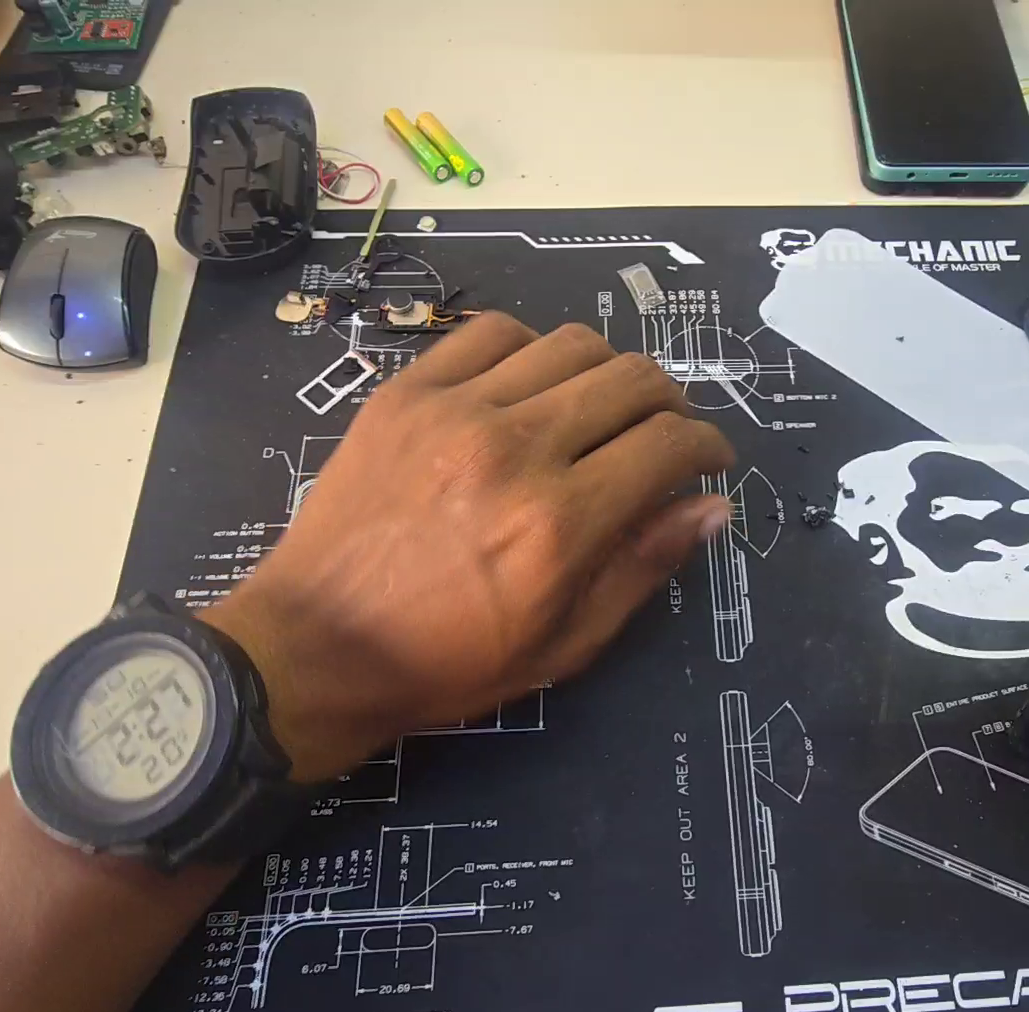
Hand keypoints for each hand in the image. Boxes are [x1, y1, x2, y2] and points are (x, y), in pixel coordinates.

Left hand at [204, 314, 734, 781]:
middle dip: (670, 403)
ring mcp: (455, 409)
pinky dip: (534, 351)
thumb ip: (643, 567)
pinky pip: (493, 333)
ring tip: (603, 410)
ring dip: (609, 373)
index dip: (707, 445)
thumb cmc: (449, 661)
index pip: (668, 444)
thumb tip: (710, 506)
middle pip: (631, 379)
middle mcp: (517, 448)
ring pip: (571, 344)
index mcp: (562, 522)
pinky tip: (531, 388)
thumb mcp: (565, 644)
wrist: (318, 646)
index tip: (709, 459)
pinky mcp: (407, 392)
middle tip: (664, 435)